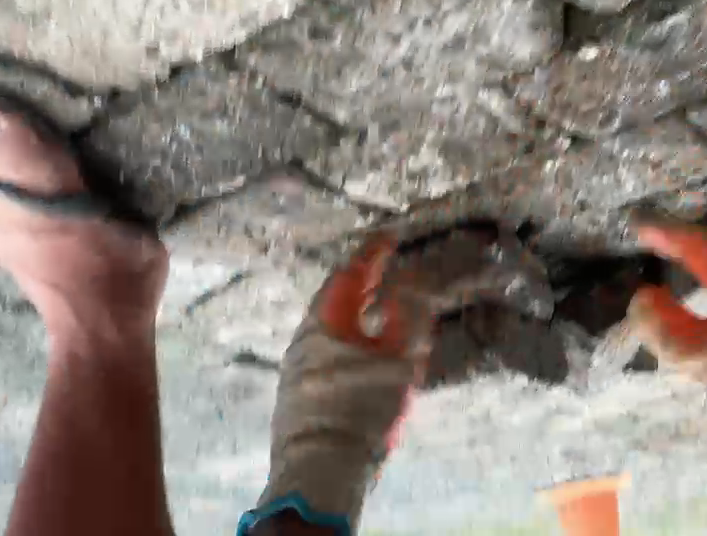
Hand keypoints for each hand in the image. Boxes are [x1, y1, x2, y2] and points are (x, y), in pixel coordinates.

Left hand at [251, 238, 433, 530]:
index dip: (373, 251)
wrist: (318, 472)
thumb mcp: (398, 359)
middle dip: (361, 277)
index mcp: (329, 318)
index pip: (353, 270)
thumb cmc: (362, 410)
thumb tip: (411, 278)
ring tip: (375, 301)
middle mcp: (307, 331)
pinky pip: (322, 341)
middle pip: (335, 292)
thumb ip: (407, 313)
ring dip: (352, 305)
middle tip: (382, 265)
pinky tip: (358, 344)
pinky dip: (344, 329)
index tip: (388, 235)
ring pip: (327, 318)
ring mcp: (297, 360)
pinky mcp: (296, 386)